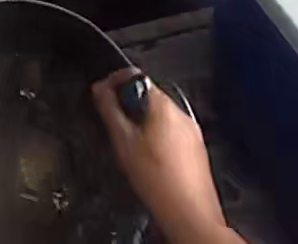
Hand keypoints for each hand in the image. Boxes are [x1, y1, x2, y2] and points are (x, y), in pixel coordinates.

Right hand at [92, 68, 244, 243]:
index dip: (114, 81)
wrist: (192, 221)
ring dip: (142, 121)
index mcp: (164, 106)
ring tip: (130, 143)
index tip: (103, 93)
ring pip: (160, 115)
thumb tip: (99, 89)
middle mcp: (181, 114)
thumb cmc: (159, 184)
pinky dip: (158, 137)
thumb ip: (109, 110)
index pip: (135, 75)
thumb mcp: (123, 142)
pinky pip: (173, 132)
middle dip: (128, 104)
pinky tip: (150, 159)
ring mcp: (192, 133)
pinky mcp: (197, 151)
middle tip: (114, 121)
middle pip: (147, 95)